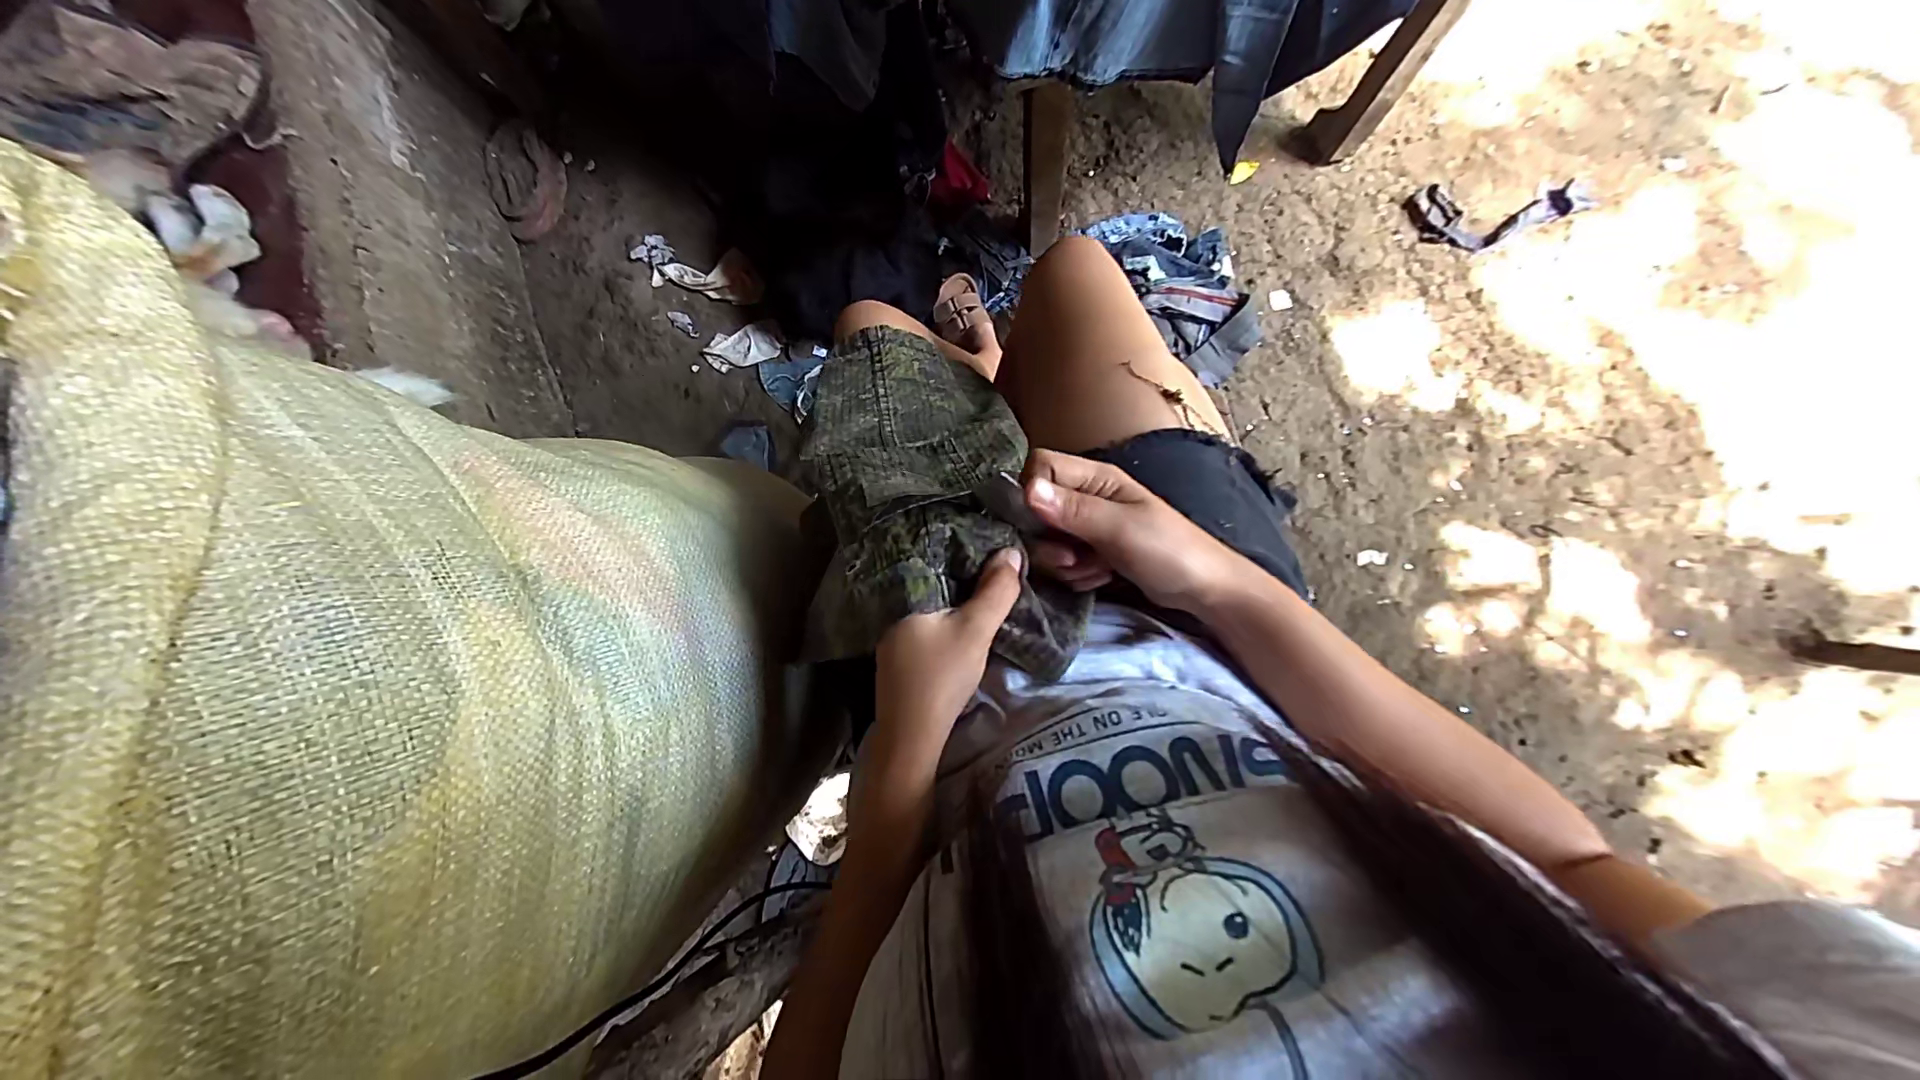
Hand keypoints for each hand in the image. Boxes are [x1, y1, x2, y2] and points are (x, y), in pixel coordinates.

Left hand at [873, 546, 1024, 735]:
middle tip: (991, 571)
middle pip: (932, 589)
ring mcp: (891, 643)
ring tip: (981, 595)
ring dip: (951, 608)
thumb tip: (1011, 551)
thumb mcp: (976, 631)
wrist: (911, 737)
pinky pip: (925, 634)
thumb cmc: (942, 676)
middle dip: (959, 581)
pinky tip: (959, 631)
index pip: (933, 563)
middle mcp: (891, 616)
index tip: (987, 548)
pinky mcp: (898, 666)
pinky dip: (943, 630)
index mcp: (903, 598)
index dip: (961, 555)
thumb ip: (995, 593)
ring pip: (929, 614)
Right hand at [1022, 448, 1249, 613]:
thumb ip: (1073, 510)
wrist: (1203, 590)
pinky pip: (1062, 563)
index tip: (1042, 523)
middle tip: (1074, 557)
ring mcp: (1088, 527)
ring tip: (1096, 569)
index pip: (1040, 468)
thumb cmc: (1169, 550)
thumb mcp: (1120, 527)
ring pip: (1047, 542)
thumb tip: (1027, 490)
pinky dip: (1077, 575)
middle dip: (1050, 540)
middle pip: (1036, 510)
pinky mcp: (1090, 554)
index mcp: (1095, 478)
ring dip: (1065, 563)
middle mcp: (1086, 498)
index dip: (1031, 494)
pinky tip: (1101, 577)